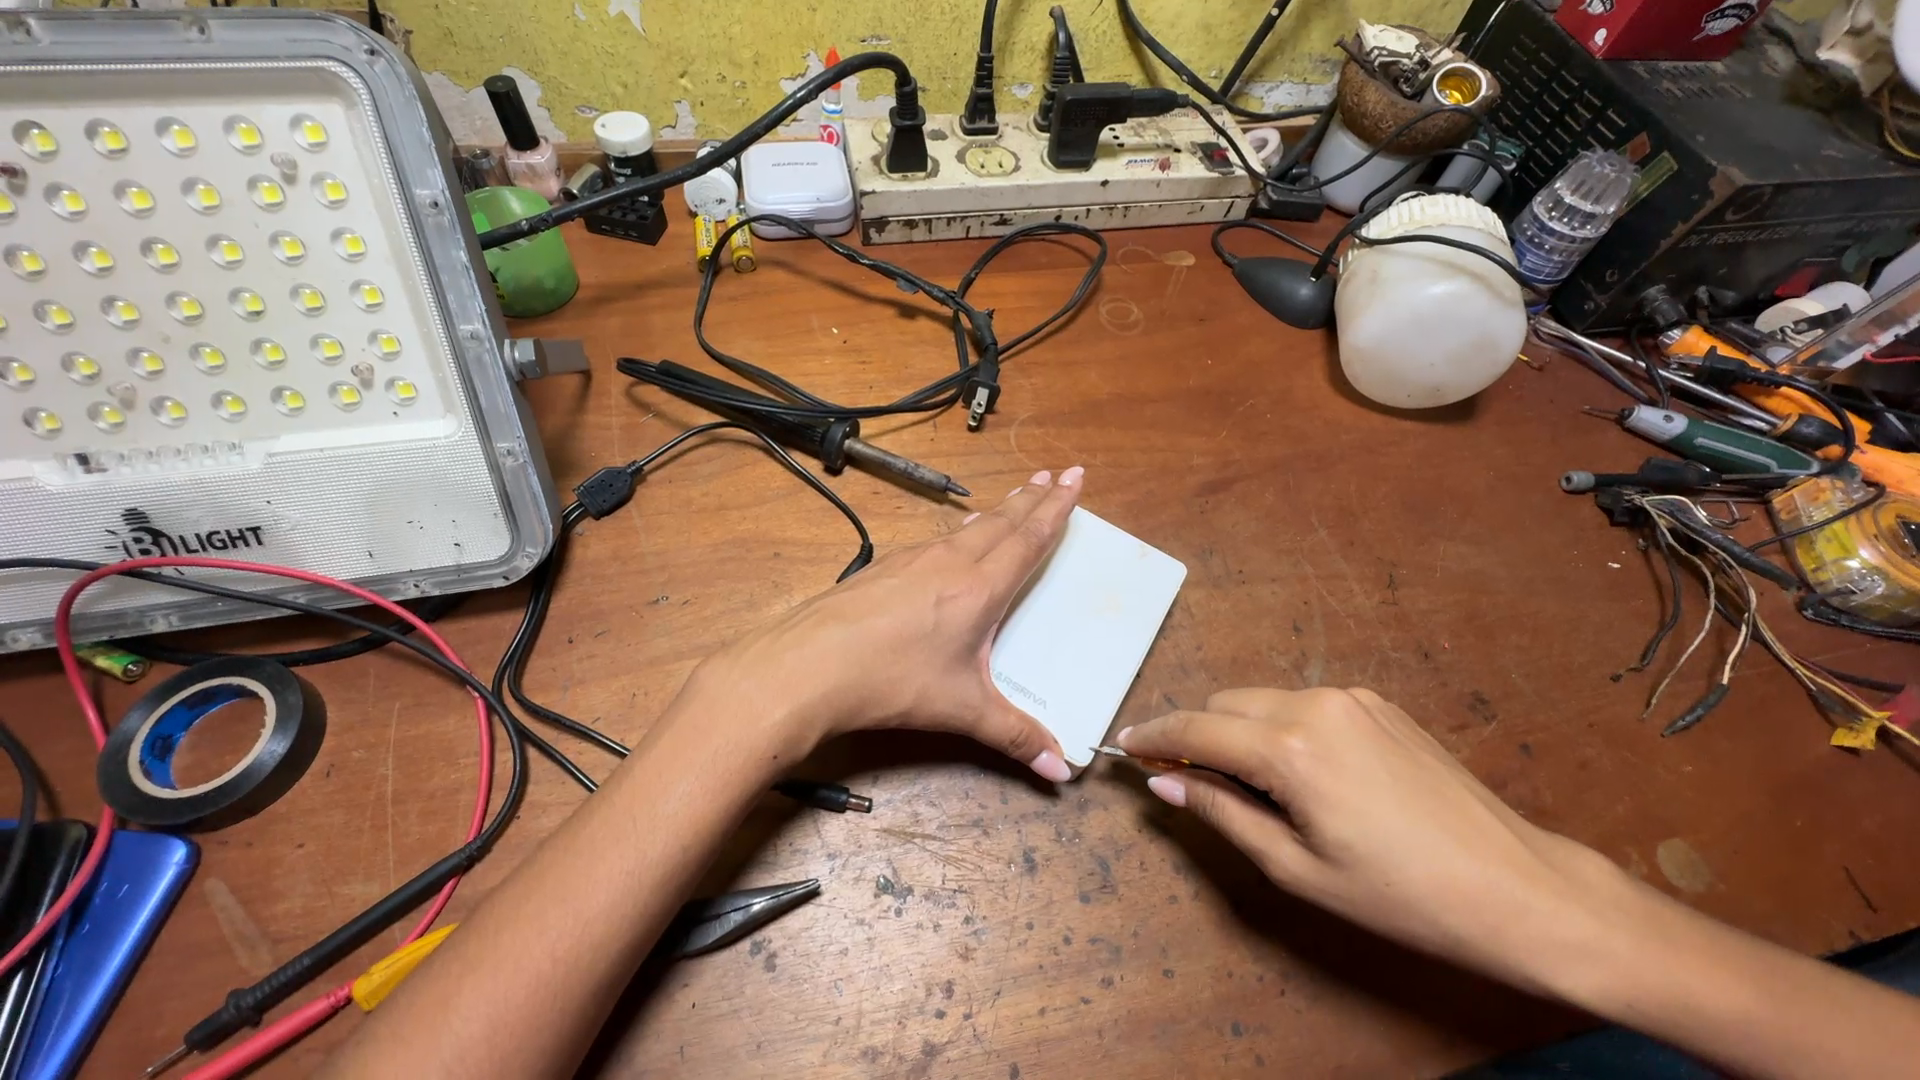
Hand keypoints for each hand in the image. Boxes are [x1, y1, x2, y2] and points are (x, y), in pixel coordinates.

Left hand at [689, 467, 1084, 781]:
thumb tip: (1062, 772)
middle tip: (1054, 474)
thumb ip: (1014, 737)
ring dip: (996, 511)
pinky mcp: (882, 570)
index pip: (1029, 540)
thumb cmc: (890, 682)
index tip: (1074, 476)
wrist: (806, 666)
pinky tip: (951, 540)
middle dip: (1032, 498)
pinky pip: (933, 541)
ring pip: (965, 527)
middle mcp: (949, 563)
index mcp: (979, 590)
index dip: (1056, 508)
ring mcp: (911, 561)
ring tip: (1013, 498)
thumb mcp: (960, 711)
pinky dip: (958, 532)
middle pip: (1000, 522)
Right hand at [1118, 688, 1626, 995]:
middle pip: (1226, 703)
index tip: (1125, 744)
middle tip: (1195, 784)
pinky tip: (1307, 777)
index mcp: (1292, 747)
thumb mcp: (1296, 866)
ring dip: (1241, 732)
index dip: (1154, 735)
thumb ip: (1221, 812)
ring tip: (1257, 789)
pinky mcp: (1380, 705)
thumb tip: (1164, 781)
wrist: (1519, 888)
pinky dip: (1282, 730)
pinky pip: (1305, 706)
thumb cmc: (1400, 895)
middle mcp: (1317, 705)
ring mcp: (1354, 699)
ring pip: (1264, 701)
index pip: (1197, 726)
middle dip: (1200, 736)